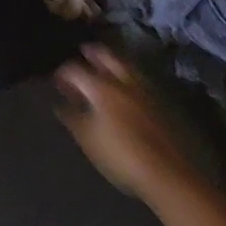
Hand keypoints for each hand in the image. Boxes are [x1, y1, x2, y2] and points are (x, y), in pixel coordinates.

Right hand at [54, 44, 196, 199]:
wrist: (168, 172)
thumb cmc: (122, 158)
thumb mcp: (89, 141)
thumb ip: (72, 118)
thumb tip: (59, 104)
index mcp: (101, 87)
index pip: (75, 69)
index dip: (63, 73)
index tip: (57, 80)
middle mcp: (123, 79)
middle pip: (104, 54)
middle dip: (91, 53)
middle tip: (82, 55)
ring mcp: (145, 87)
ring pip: (125, 62)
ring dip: (112, 61)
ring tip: (104, 68)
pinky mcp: (161, 98)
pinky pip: (139, 77)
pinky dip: (128, 75)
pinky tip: (126, 86)